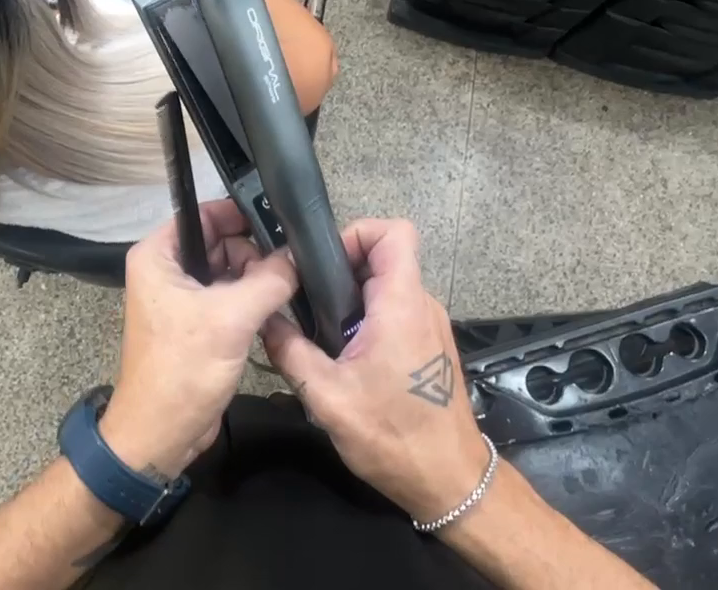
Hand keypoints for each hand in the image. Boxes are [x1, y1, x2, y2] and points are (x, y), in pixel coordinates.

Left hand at [99, 201, 297, 481]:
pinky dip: (250, 300)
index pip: (202, 215)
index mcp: (158, 255)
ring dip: (255, 279)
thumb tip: (298, 259)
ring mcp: (180, 298)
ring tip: (285, 292)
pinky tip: (275, 309)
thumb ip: (269, 281)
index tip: (278, 222)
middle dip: (252, 253)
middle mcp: (165, 270)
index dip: (239, 214)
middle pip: (218, 242)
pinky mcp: (195, 324)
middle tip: (286, 270)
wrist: (161, 435)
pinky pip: (227, 297)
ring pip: (227, 270)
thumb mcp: (230, 318)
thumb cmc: (183, 369)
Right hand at [260, 219, 488, 521]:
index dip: (356, 232)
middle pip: (383, 257)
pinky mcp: (430, 347)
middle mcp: (422, 306)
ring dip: (352, 298)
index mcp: (402, 305)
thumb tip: (264, 319)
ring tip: (321, 331)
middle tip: (307, 301)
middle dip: (341, 270)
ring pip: (387, 286)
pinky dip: (368, 318)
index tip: (323, 263)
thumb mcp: (327, 398)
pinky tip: (345, 355)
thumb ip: (290, 350)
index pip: (393, 232)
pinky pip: (395, 311)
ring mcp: (430, 326)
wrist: (453, 485)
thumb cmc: (395, 438)